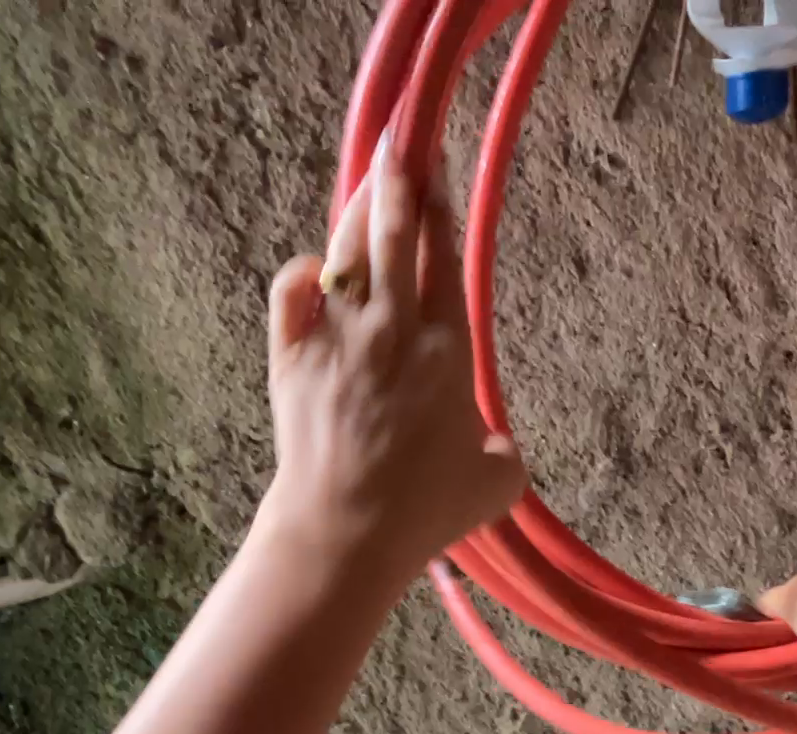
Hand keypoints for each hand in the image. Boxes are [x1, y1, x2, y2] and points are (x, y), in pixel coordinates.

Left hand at [259, 134, 525, 578]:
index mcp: (447, 352)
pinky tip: (315, 269)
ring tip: (368, 182)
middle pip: (394, 236)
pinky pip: (290, 293)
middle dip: (398, 181)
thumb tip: (493, 443)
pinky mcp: (292, 358)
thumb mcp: (498, 483)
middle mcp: (393, 331)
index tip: (437, 165)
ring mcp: (338, 340)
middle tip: (401, 141)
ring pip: (346, 252)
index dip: (440, 206)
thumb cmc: (428, 509)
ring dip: (357, 210)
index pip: (444, 260)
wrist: (348, 529)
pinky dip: (302, 274)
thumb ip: (505, 450)